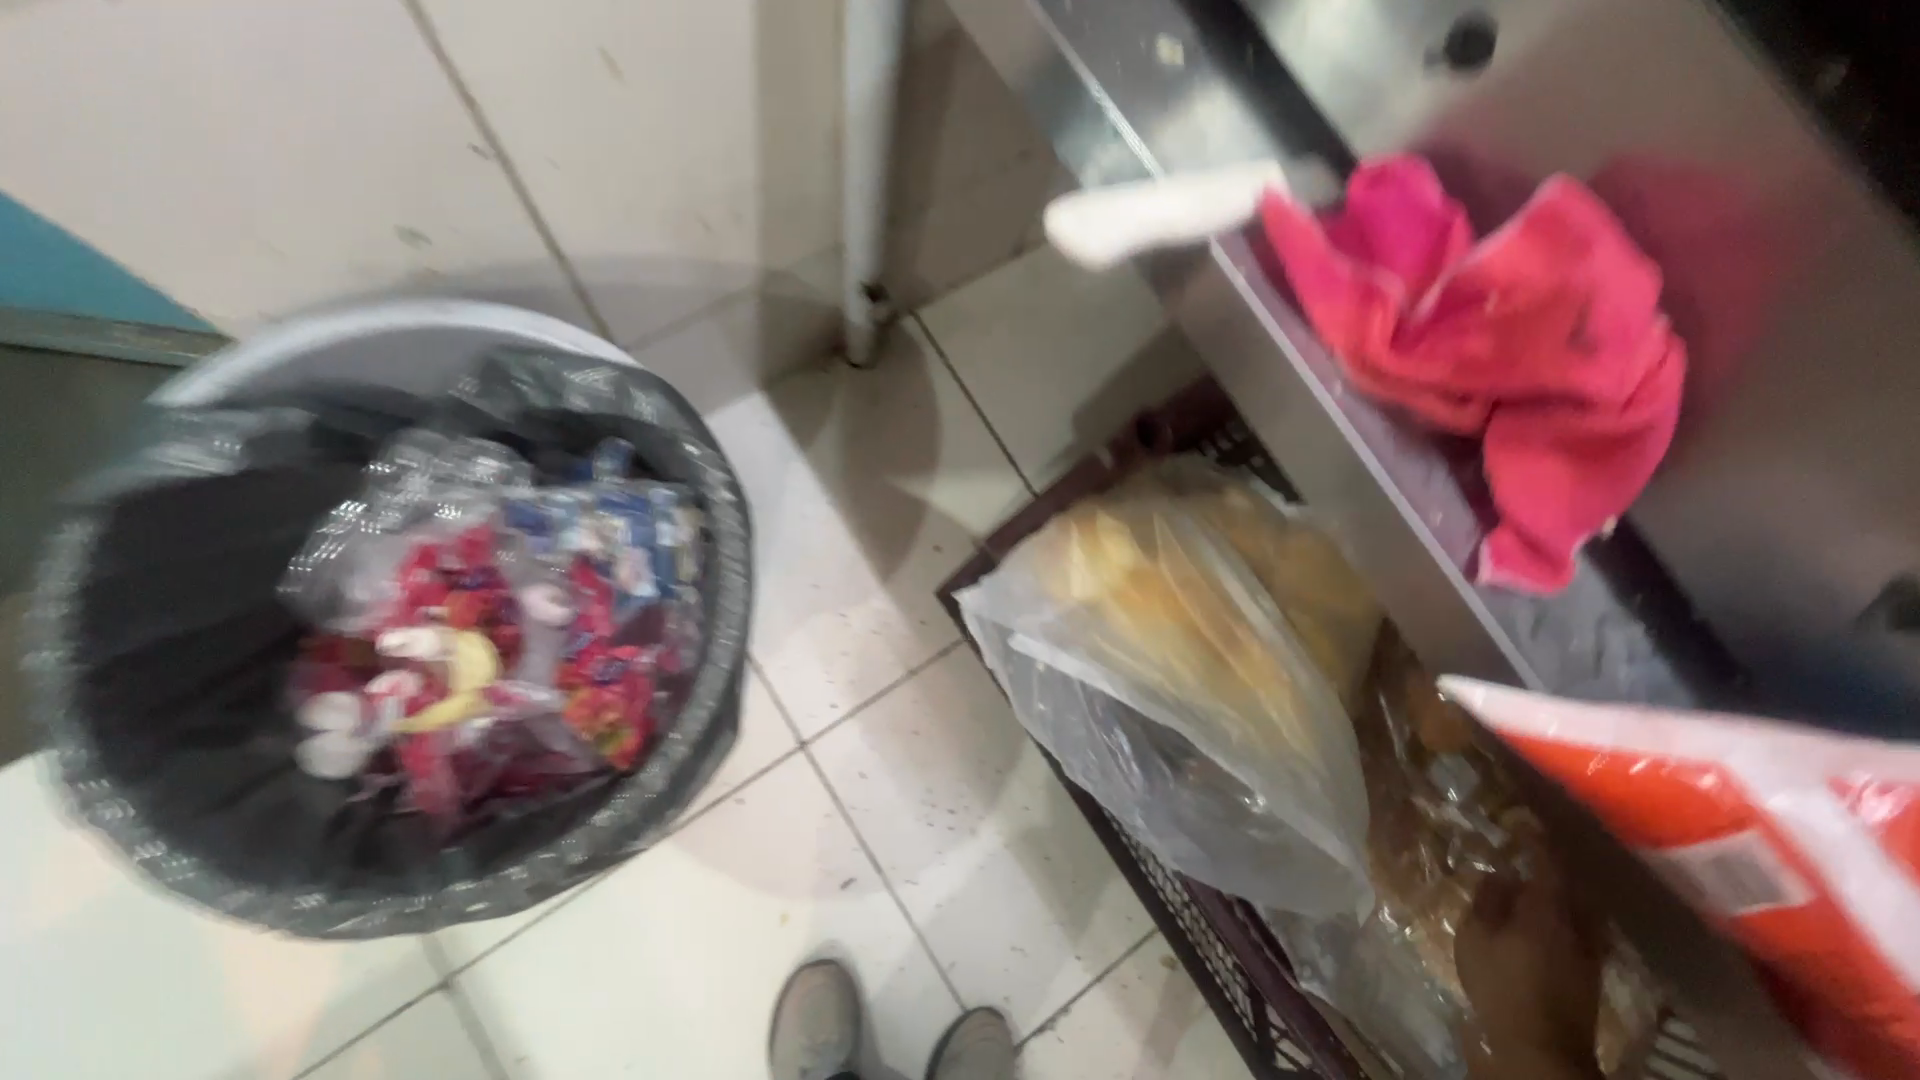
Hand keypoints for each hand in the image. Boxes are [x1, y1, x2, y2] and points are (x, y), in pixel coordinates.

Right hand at [1454, 844, 1605, 1079]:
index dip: (1535, 839)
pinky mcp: (1591, 969)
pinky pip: (1583, 925)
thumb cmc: (1501, 984)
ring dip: (1564, 889)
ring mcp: (1590, 948)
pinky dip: (1569, 912)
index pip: (1547, 862)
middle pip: (1572, 883)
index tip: (1521, 821)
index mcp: (1547, 908)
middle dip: (1554, 864)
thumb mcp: (1475, 937)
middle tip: (1531, 850)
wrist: (1541, 1044)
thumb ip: (1487, 900)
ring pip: (1582, 906)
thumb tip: (1500, 875)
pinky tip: (1551, 918)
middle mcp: (1577, 923)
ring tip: (1540, 881)